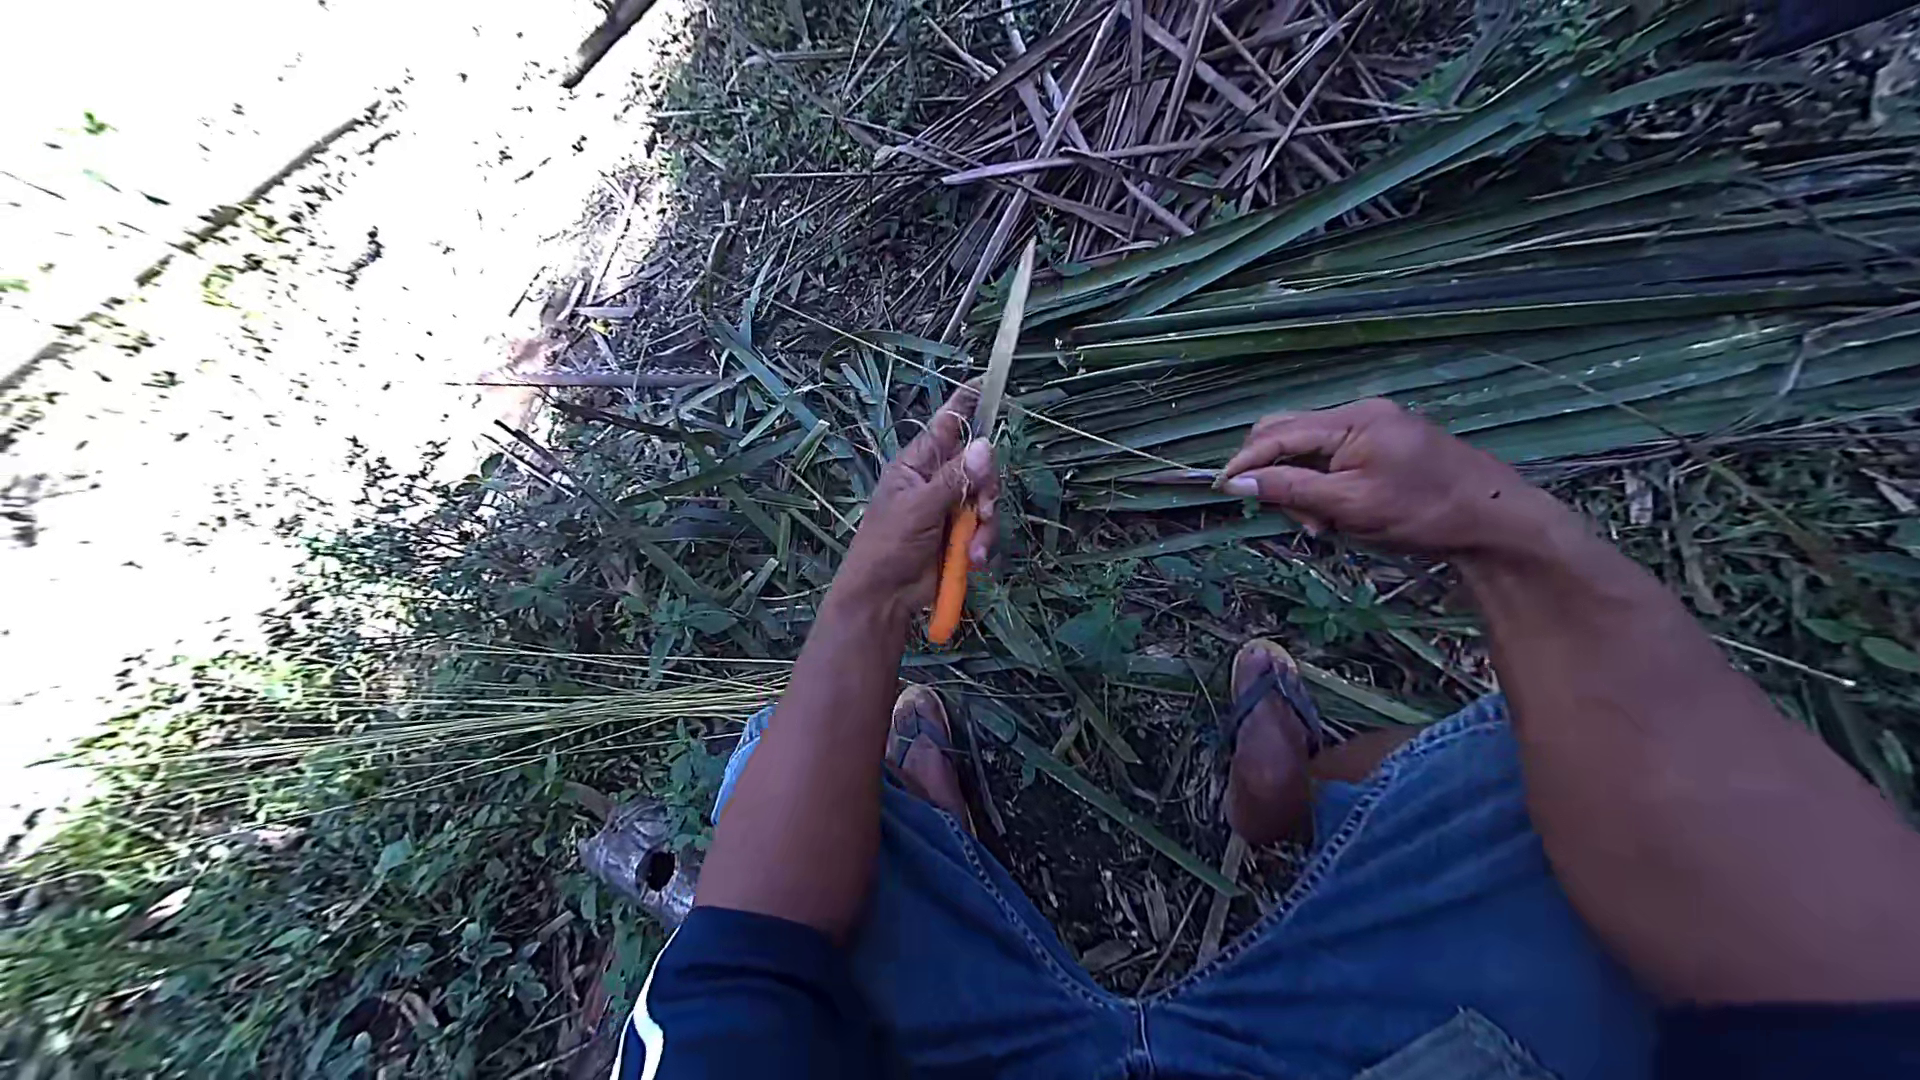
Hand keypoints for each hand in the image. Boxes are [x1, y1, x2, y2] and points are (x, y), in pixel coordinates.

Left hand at [834, 385, 998, 620]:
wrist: (884, 597)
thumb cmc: (887, 545)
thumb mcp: (918, 508)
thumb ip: (954, 479)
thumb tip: (985, 445)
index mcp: (918, 465)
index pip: (947, 425)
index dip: (967, 406)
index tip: (990, 384)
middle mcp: (938, 481)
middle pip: (980, 465)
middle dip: (986, 489)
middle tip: (982, 508)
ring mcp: (951, 509)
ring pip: (987, 500)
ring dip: (984, 526)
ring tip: (971, 550)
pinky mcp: (962, 536)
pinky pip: (985, 529)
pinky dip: (982, 545)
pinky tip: (972, 561)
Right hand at [1218, 398, 1555, 555]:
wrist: (1497, 522)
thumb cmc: (1422, 512)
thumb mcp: (1347, 505)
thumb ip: (1288, 489)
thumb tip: (1234, 481)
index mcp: (1352, 421)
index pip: (1278, 434)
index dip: (1245, 461)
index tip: (1221, 487)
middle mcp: (1358, 415)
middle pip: (1287, 435)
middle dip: (1276, 476)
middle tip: (1295, 516)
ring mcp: (1371, 428)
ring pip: (1306, 452)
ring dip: (1301, 488)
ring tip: (1323, 524)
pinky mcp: (1380, 445)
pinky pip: (1329, 460)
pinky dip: (1321, 487)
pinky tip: (1336, 513)